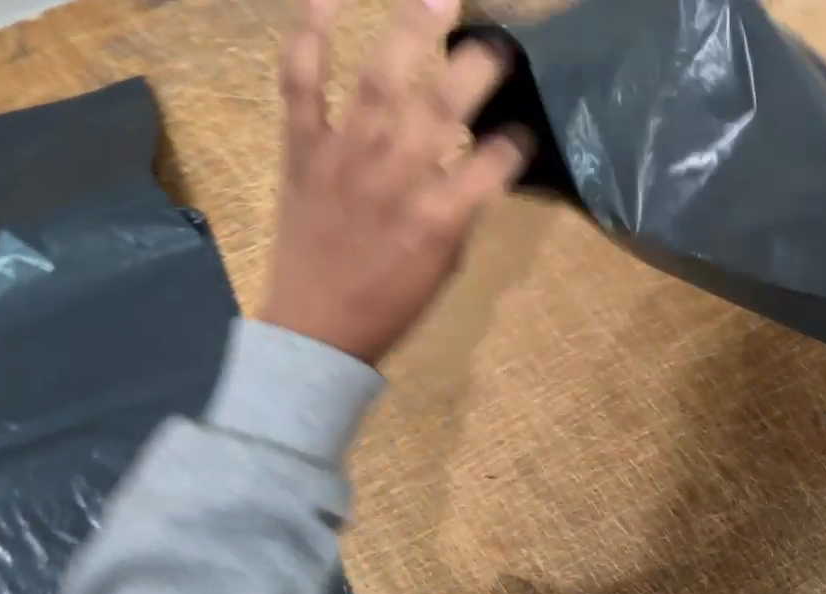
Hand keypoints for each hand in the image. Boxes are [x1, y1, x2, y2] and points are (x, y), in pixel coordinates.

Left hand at [260, 0, 533, 363]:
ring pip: (377, 82)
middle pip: (439, 110)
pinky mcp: (301, 150)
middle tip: (497, 42)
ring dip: (408, 32)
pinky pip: (301, 85)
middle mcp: (394, 180)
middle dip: (474, 70)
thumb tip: (474, 172)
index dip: (514, 147)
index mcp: (438, 221)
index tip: (525, 135)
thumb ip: (459, 215)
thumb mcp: (444, 270)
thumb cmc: (391, 305)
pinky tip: (327, 1)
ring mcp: (343, 158)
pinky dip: (310, 39)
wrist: (315, 329)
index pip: (490, 167)